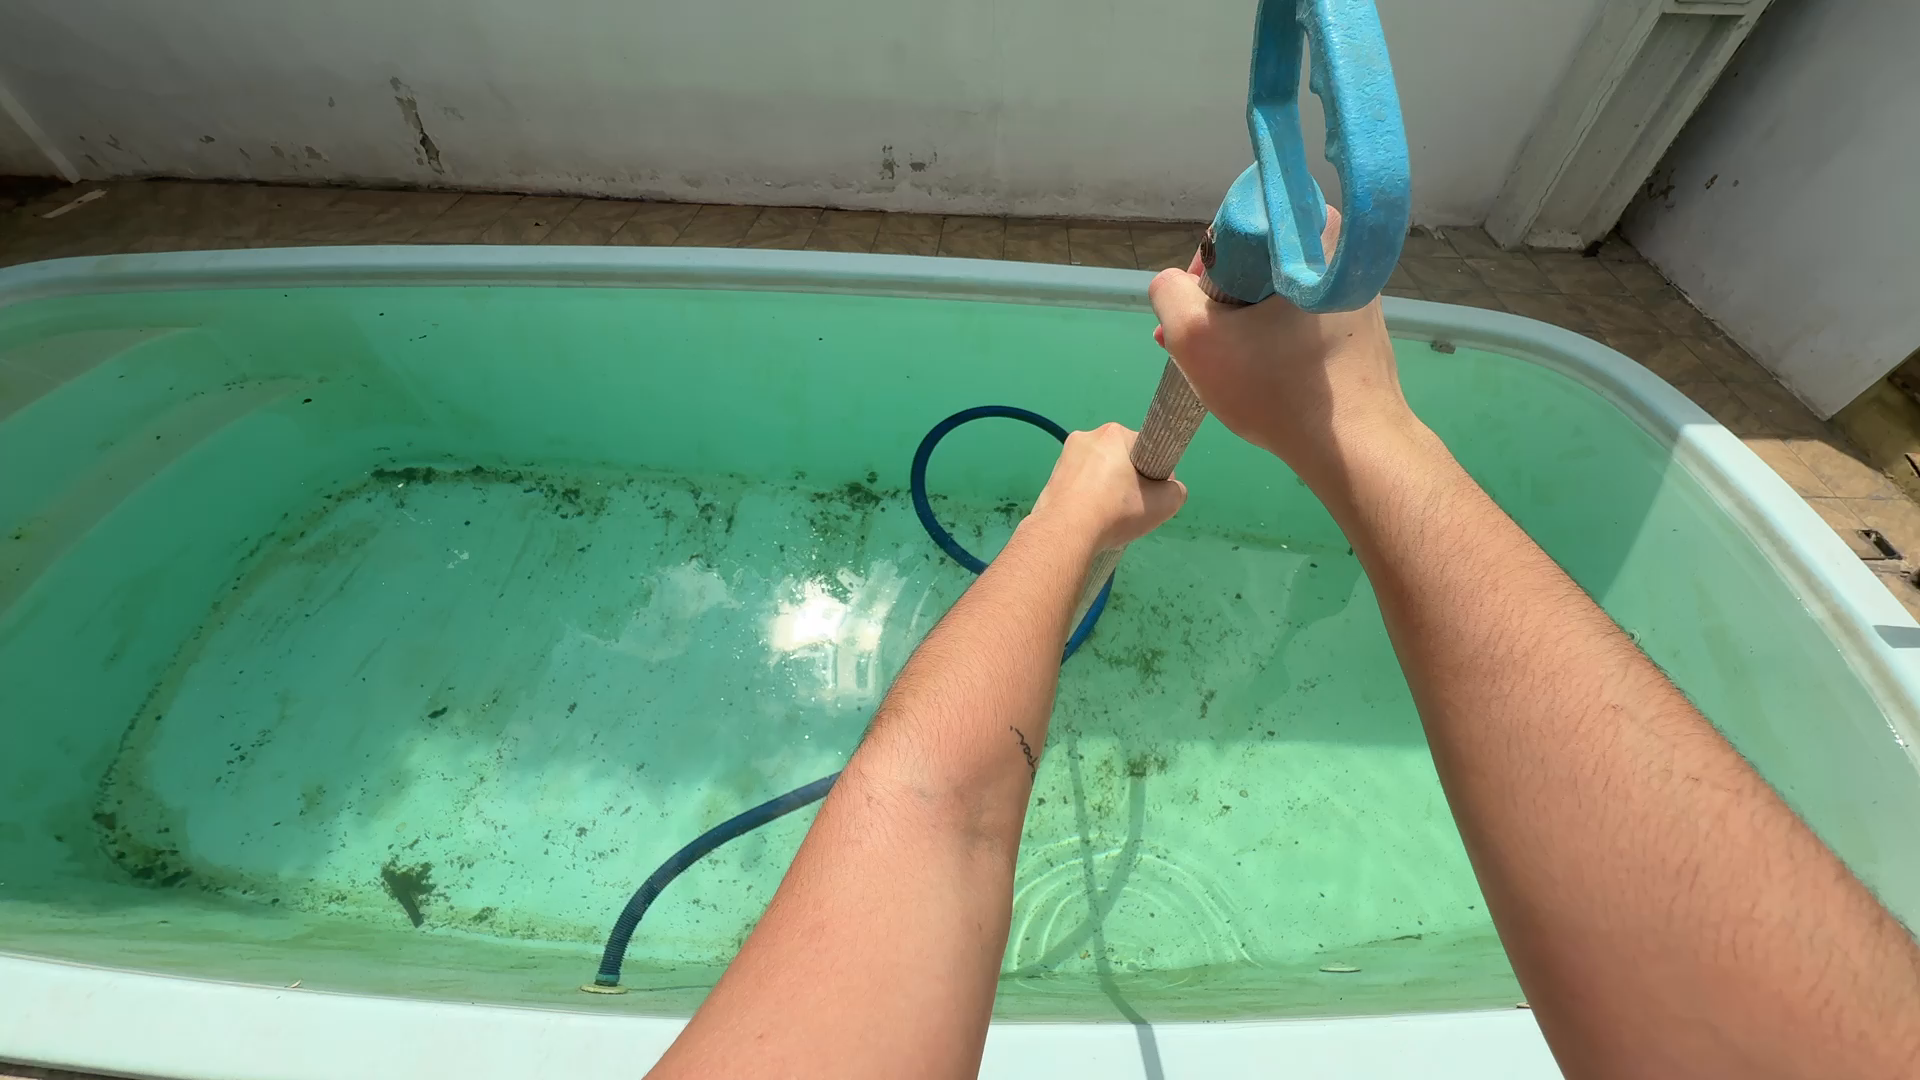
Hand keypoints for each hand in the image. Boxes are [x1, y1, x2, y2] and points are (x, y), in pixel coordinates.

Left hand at [1029, 423, 1186, 551]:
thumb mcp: (1164, 503)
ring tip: (1107, 516)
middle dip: (1127, 479)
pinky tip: (1089, 518)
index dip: (1153, 470)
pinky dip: (1086, 498)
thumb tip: (1166, 489)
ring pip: (1097, 472)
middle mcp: (1085, 437)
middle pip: (1119, 458)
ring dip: (1105, 489)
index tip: (1151, 491)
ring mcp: (1064, 457)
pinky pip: (1078, 485)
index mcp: (1113, 433)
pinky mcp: (1050, 478)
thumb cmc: (1116, 511)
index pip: (1144, 447)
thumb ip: (1175, 490)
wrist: (1066, 533)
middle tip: (1129, 507)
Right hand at [1146, 207, 1415, 481]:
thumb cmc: (1273, 385)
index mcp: (1312, 231)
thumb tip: (1175, 286)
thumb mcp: (1194, 336)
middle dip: (1216, 304)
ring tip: (1219, 368)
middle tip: (1197, 347)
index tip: (1195, 315)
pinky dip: (1268, 341)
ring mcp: (1352, 290)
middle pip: (1253, 263)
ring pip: (1272, 294)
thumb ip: (1168, 294)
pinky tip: (1255, 377)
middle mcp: (1341, 249)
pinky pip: (1295, 320)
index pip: (1237, 226)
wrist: (1349, 445)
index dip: (1202, 270)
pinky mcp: (1357, 326)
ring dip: (1237, 325)